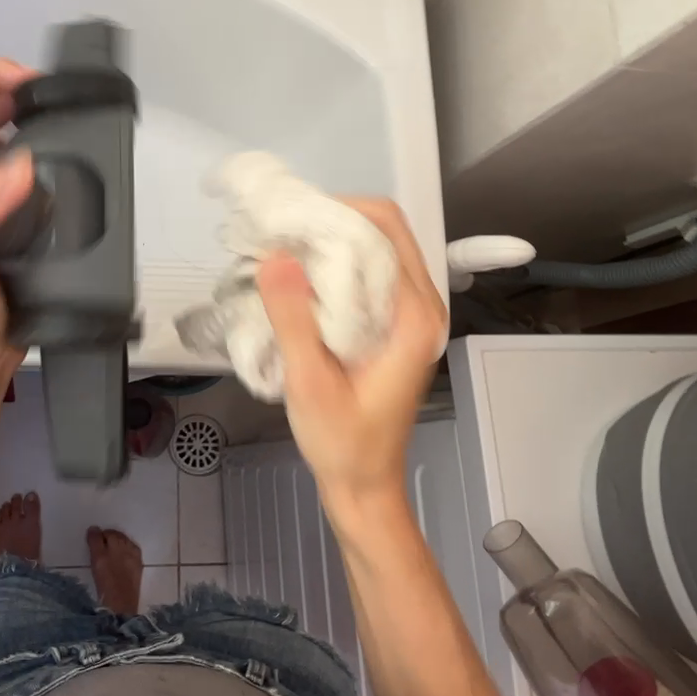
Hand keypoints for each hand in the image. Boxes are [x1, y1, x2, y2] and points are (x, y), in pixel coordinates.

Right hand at [256, 198, 447, 505]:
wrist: (363, 485)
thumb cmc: (343, 443)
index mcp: (413, 315)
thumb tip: (276, 256)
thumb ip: (294, 319)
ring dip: (326, 244)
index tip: (287, 222)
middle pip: (379, 230)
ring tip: (280, 254)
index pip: (384, 227)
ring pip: (370, 249)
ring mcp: (408, 314)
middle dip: (326, 222)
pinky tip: (295, 281)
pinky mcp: (391, 325)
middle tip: (277, 235)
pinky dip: (330, 266)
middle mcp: (420, 306)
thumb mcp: (311, 383)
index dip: (334, 210)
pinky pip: (363, 274)